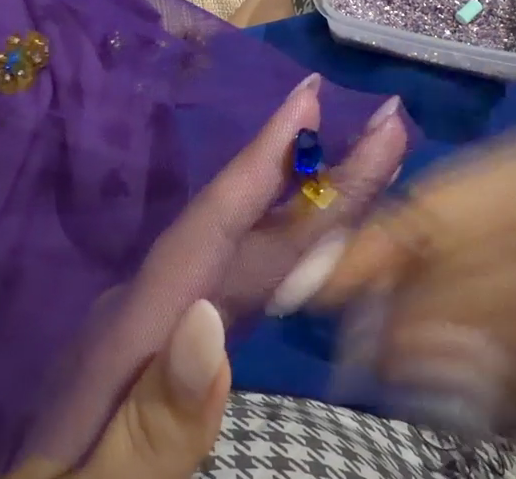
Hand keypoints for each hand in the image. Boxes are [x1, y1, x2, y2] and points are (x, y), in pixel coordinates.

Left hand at [11, 74, 411, 475]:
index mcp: (133, 325)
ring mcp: (164, 325)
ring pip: (248, 255)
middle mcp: (153, 306)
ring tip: (373, 164)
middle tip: (382, 123)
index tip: (306, 98)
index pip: (206, 228)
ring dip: (310, 208)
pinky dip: (291, 259)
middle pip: (241, 231)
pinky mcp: (175, 347)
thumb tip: (210, 320)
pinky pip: (245, 290)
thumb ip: (154, 417)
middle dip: (311, 174)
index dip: (259, 161)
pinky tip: (323, 244)